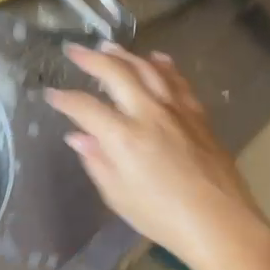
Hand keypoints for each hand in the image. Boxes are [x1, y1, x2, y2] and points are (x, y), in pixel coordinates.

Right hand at [45, 42, 269, 269]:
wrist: (219, 222)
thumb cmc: (162, 217)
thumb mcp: (118, 196)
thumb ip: (97, 161)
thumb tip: (78, 137)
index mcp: (123, 136)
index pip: (85, 108)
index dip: (64, 99)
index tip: (50, 94)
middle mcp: (148, 113)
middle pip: (117, 74)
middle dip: (91, 60)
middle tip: (74, 50)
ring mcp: (176, 111)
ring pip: (148, 70)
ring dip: (125, 55)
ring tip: (109, 47)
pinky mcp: (198, 115)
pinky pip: (177, 81)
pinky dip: (163, 66)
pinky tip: (157, 59)